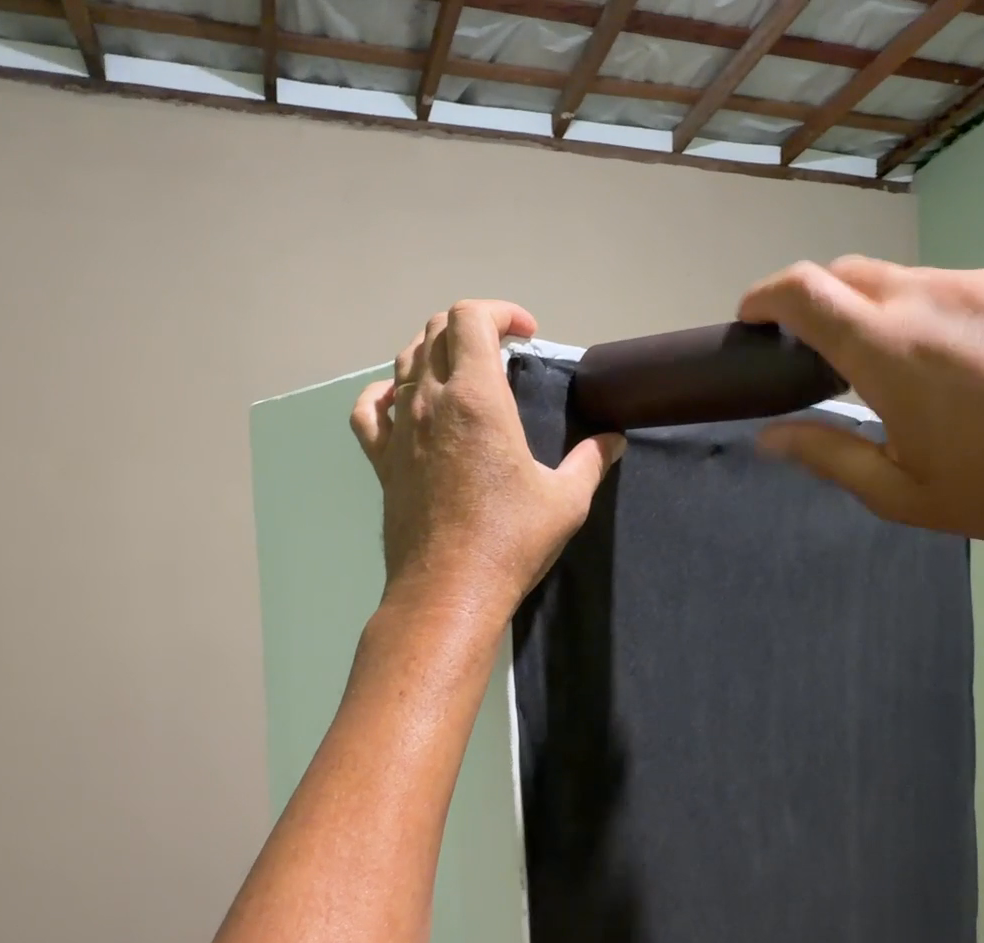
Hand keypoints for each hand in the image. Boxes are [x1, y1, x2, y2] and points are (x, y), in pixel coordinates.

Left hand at [351, 301, 624, 616]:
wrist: (447, 590)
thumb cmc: (509, 541)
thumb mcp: (565, 500)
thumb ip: (590, 461)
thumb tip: (614, 441)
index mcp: (476, 398)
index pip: (471, 318)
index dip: (501, 312)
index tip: (528, 335)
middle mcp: (430, 401)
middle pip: (436, 331)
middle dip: (472, 326)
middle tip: (503, 352)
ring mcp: (399, 430)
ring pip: (404, 362)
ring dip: (435, 353)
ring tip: (462, 374)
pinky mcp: (381, 460)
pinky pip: (368, 409)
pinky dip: (385, 393)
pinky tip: (403, 402)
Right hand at [740, 257, 983, 549]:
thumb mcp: (903, 492)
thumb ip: (827, 455)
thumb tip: (769, 438)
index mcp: (888, 349)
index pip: (802, 290)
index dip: (763, 296)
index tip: (750, 318)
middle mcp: (931, 297)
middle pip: (847, 272)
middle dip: (813, 301)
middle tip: (813, 352)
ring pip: (905, 278)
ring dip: (875, 310)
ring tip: (895, 368)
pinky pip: (957, 287)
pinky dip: (929, 313)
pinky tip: (961, 365)